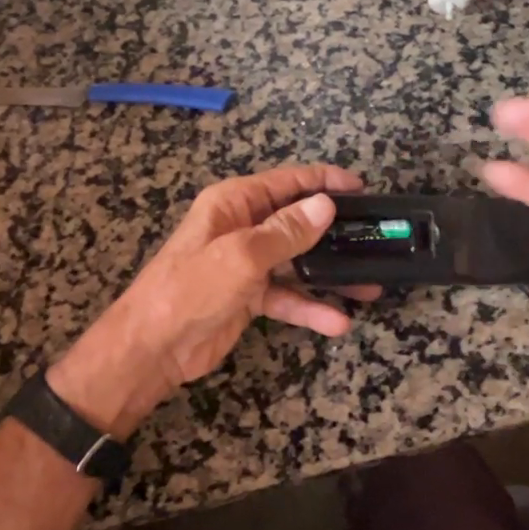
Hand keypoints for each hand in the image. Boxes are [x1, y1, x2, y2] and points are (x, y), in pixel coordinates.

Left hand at [48, 163, 375, 436]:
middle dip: (335, 233)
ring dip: (331, 276)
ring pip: (298, 263)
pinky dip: (310, 309)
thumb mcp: (242, 256)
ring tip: (371, 288)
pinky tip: (337, 323)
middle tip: (375, 241)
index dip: (325, 182)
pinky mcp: (248, 298)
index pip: (287, 183)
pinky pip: (287, 297)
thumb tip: (325, 205)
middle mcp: (241, 228)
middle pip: (297, 222)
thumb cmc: (191, 290)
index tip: (364, 190)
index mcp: (233, 204)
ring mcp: (246, 265)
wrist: (153, 347)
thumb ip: (286, 232)